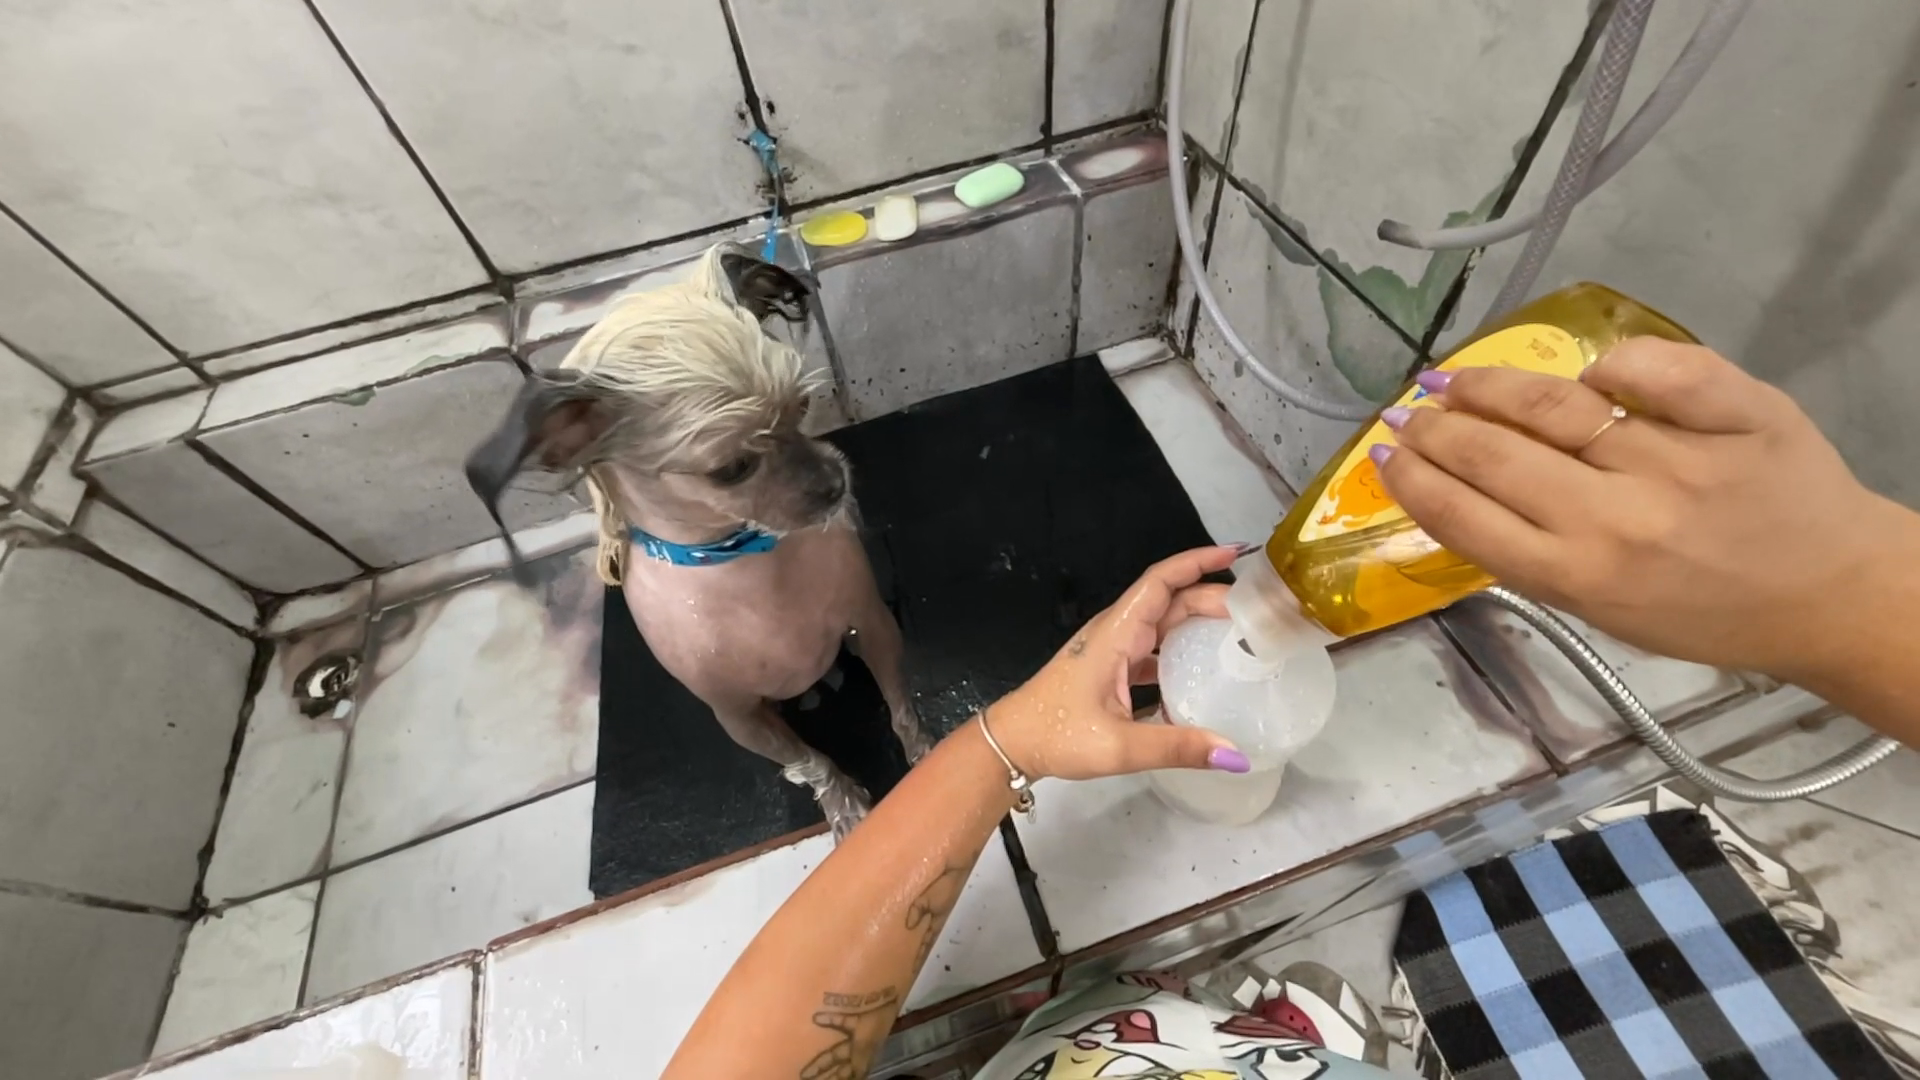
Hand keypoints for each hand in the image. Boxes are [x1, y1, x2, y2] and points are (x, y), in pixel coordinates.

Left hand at [986, 546, 1251, 780]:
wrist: (1012, 742)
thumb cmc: (1057, 735)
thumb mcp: (1119, 746)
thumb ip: (1177, 747)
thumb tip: (1236, 756)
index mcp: (1115, 634)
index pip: (1159, 583)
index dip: (1196, 562)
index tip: (1235, 552)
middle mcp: (1114, 633)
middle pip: (1167, 601)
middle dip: (1209, 596)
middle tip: (1254, 612)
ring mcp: (1110, 650)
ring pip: (1159, 624)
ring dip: (1195, 621)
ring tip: (1238, 634)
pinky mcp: (1108, 668)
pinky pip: (1150, 648)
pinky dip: (1178, 650)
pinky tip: (1202, 671)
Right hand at [1376, 337, 1913, 683]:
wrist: (1836, 598)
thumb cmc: (1693, 612)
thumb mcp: (1585, 608)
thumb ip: (1514, 552)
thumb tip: (1444, 485)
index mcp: (1572, 574)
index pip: (1459, 513)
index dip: (1407, 476)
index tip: (1381, 452)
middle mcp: (1616, 519)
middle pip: (1493, 455)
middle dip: (1433, 428)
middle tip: (1406, 411)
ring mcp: (1682, 463)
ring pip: (1558, 405)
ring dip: (1487, 386)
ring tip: (1451, 378)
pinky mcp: (1746, 418)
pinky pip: (1663, 371)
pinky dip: (1614, 361)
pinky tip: (1584, 368)